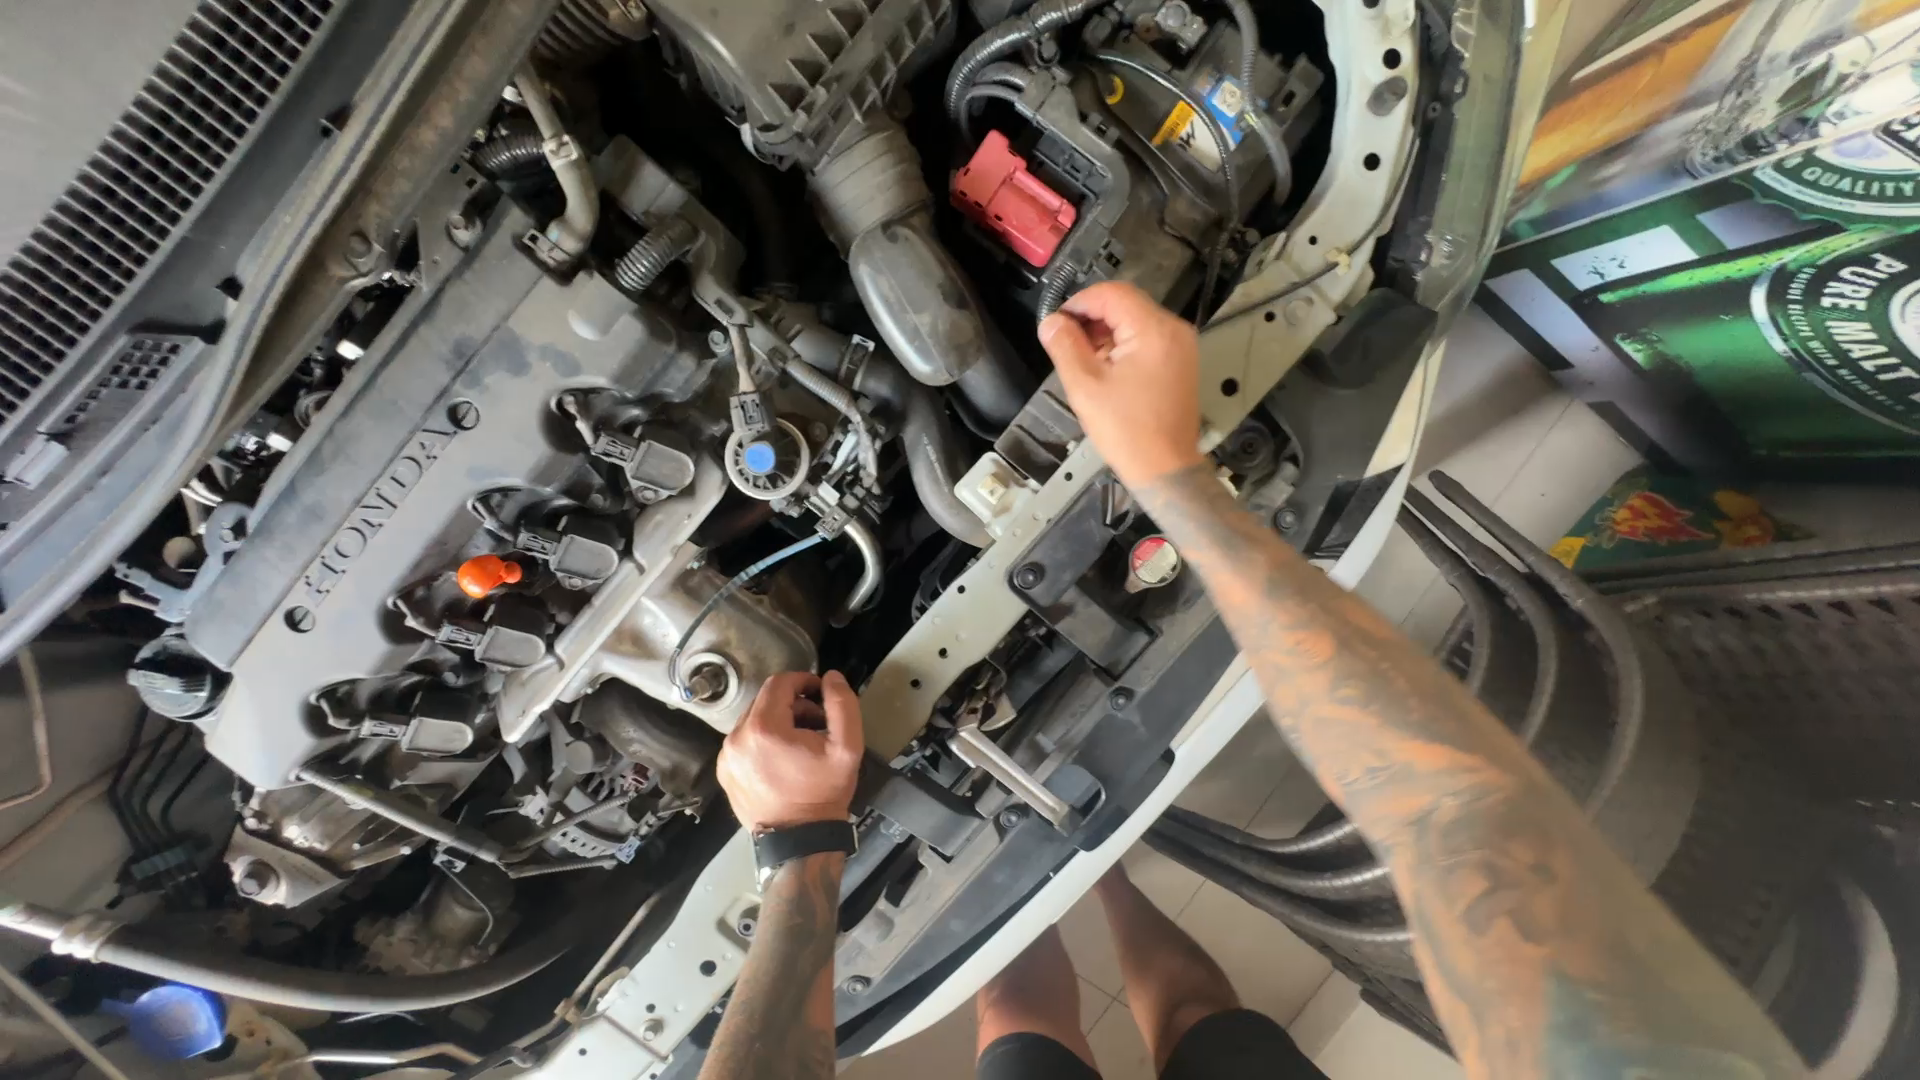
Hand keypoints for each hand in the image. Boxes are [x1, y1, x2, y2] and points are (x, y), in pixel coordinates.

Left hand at [717, 671, 863, 830]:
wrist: (800, 841)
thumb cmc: (824, 792)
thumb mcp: (848, 747)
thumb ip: (842, 704)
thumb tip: (831, 677)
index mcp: (763, 728)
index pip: (780, 683)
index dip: (804, 681)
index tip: (821, 695)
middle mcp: (736, 738)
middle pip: (766, 701)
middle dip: (794, 705)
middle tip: (817, 725)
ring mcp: (726, 757)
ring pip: (754, 720)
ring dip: (779, 722)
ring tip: (802, 745)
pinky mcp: (724, 772)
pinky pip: (745, 741)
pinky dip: (764, 741)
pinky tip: (783, 760)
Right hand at [1038, 282, 1205, 488]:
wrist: (1165, 467)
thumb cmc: (1126, 430)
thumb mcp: (1085, 386)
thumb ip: (1065, 346)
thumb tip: (1051, 321)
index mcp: (1153, 330)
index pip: (1111, 294)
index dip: (1079, 303)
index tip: (1056, 323)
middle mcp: (1173, 329)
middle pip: (1125, 304)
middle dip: (1092, 319)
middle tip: (1066, 344)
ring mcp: (1181, 346)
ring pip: (1135, 321)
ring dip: (1106, 333)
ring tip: (1084, 361)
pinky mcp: (1180, 362)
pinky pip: (1147, 339)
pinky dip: (1123, 346)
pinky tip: (1106, 370)